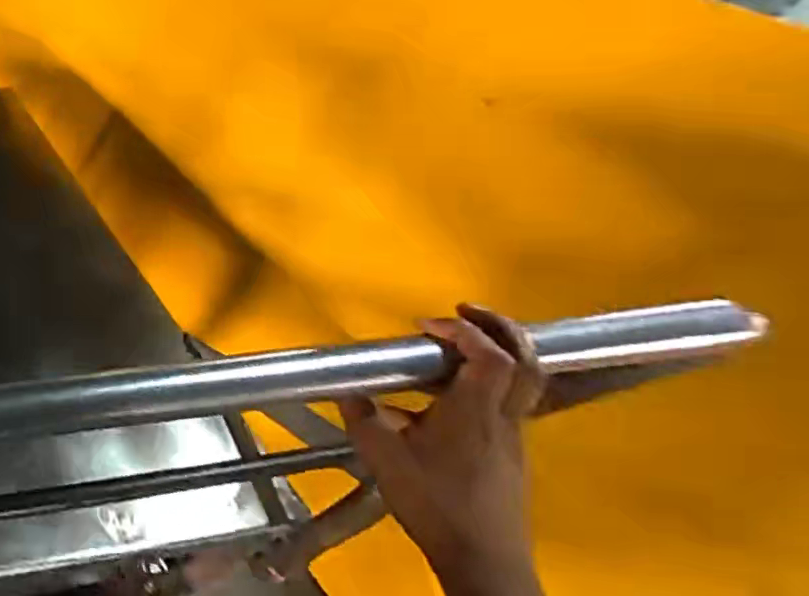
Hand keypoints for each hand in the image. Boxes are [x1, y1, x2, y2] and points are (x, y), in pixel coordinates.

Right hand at [336, 305, 547, 595]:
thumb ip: (360, 414)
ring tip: (451, 345)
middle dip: (499, 328)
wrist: (484, 563)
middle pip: (527, 364)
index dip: (465, 330)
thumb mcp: (381, 454)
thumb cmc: (434, 503)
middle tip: (463, 310)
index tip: (427, 325)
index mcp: (475, 415)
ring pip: (522, 383)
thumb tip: (346, 388)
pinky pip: (507, 402)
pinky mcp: (510, 454)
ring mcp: (514, 439)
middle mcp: (504, 421)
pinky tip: (445, 394)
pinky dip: (484, 381)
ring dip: (493, 352)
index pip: (492, 358)